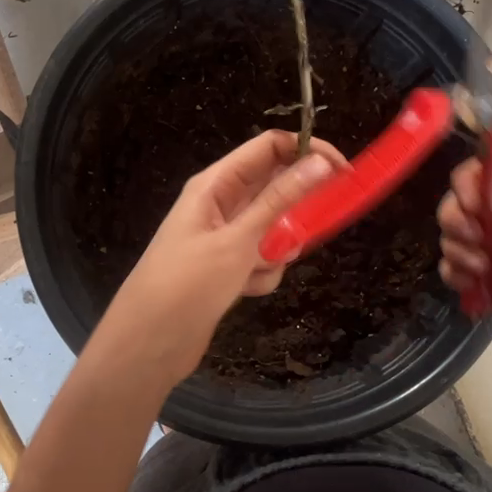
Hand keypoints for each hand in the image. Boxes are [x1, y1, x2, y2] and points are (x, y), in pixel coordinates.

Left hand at [92, 130, 343, 389]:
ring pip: (273, 227)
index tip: (343, 172)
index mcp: (215, 184)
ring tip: (260, 268)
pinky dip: (263, 273)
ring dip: (278, 249)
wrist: (149, 343)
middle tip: (304, 233)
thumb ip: (279, 201)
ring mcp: (223, 237)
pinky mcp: (227, 268)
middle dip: (294, 211)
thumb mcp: (238, 240)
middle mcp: (220, 204)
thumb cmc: (187, 284)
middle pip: (274, 188)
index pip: (269, 148)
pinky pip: (262, 258)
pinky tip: (247, 290)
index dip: (307, 152)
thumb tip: (319, 161)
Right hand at [437, 156, 491, 422]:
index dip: (473, 180)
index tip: (471, 204)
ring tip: (477, 273)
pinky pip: (455, 264)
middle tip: (472, 242)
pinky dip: (453, 273)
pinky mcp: (488, 285)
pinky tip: (466, 289)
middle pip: (467, 200)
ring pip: (457, 233)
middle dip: (457, 217)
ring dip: (455, 248)